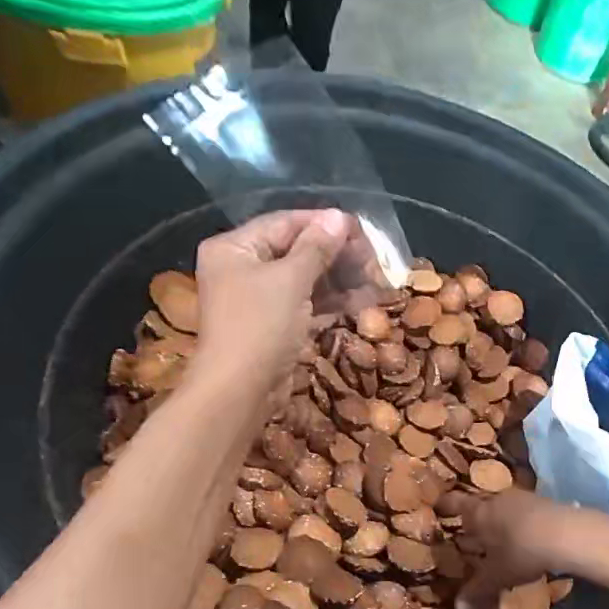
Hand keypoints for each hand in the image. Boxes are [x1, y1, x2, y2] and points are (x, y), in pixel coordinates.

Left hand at [194, 209, 359, 386]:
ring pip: (302, 280)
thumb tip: (339, 217)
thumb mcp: (291, 280)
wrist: (240, 391)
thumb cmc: (260, 326)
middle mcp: (241, 269)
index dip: (323, 224)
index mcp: (234, 248)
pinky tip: (360, 301)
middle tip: (372, 259)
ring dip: (337, 280)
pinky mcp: (271, 326)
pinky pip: (303, 305)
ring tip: (374, 281)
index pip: (284, 223)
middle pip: (295, 251)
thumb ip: (316, 247)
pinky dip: (328, 303)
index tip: (360, 229)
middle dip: (335, 255)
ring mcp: (256, 300)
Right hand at [454, 490, 577, 608]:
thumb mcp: (497, 576)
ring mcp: (523, 499)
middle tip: (469, 533)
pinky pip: (524, 513)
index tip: (438, 506)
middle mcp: (497, 500)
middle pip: (481, 506)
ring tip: (499, 539)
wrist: (567, 534)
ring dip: (500, 522)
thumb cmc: (521, 552)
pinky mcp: (546, 503)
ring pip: (504, 509)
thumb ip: (477, 591)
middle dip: (475, 519)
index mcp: (478, 513)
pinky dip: (520, 524)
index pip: (455, 504)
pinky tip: (526, 539)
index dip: (446, 506)